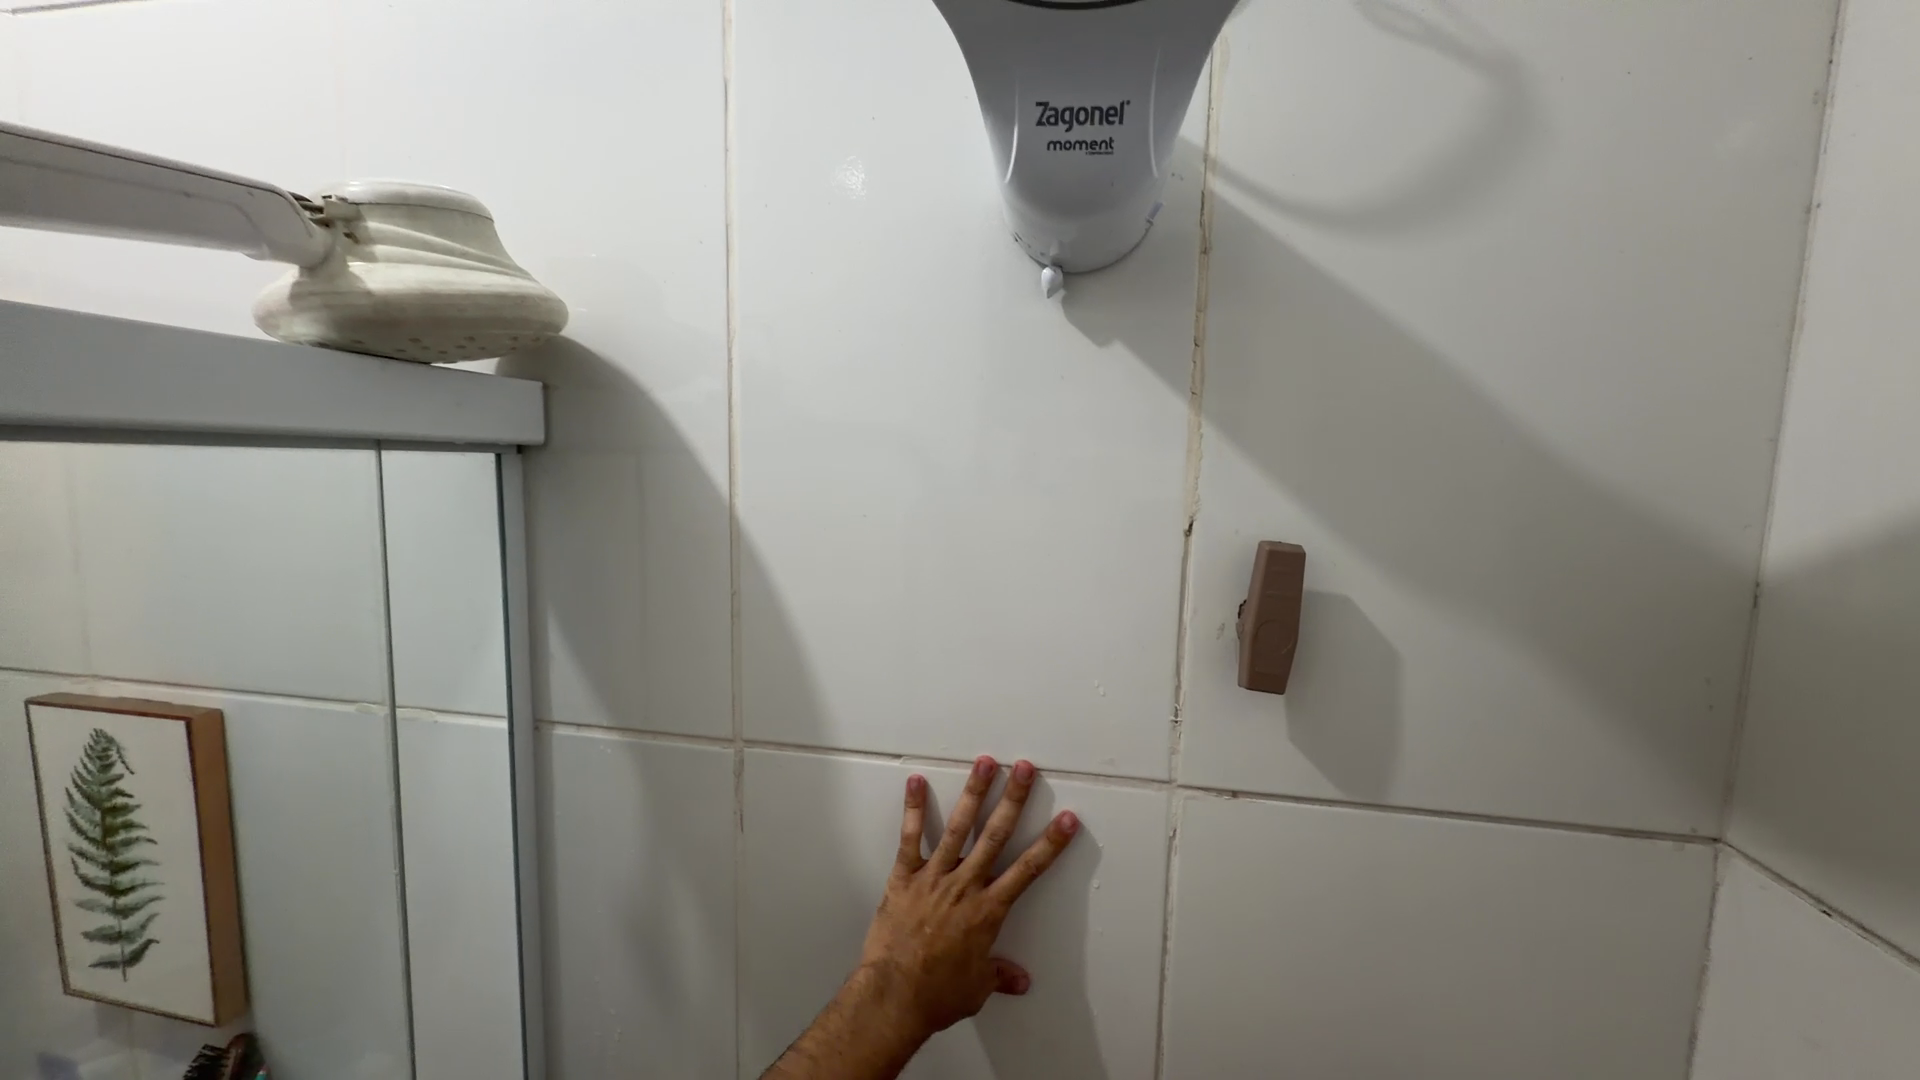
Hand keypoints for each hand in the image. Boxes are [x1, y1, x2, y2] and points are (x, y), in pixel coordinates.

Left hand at [856, 756, 1079, 1039]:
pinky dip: (912, 808)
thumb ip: (999, 975)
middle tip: (1025, 768)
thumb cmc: (938, 995)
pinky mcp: (904, 877)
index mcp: (988, 910)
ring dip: (973, 792)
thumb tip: (1020, 981)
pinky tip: (915, 781)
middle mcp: (965, 885)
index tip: (1067, 819)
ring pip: (958, 826)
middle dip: (1013, 799)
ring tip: (985, 763)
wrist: (894, 997)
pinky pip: (909, 837)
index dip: (1050, 843)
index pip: (1028, 870)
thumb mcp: (977, 988)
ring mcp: (934, 877)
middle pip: (996, 834)